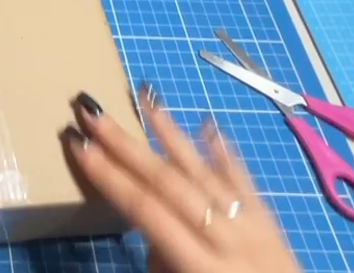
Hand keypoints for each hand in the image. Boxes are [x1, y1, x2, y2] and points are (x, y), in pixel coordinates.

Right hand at [66, 87, 301, 272]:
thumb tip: (153, 245)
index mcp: (204, 271)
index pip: (147, 212)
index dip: (110, 178)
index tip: (78, 144)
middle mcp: (230, 244)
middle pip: (170, 183)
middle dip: (127, 146)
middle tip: (92, 112)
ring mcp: (256, 233)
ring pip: (206, 174)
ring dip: (171, 134)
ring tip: (145, 97)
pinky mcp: (275, 232)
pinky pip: (247, 186)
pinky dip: (226, 155)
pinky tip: (209, 125)